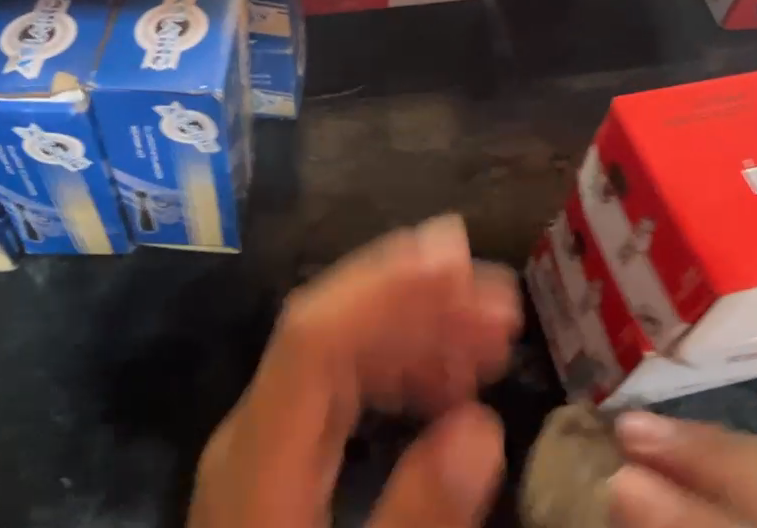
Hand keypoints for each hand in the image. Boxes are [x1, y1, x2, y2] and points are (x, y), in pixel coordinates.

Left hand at [189, 214, 523, 527]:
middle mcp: (257, 428)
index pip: (315, 338)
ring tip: (491, 336)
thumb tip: (483, 424)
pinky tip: (450, 385)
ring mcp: (267, 438)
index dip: (384, 284)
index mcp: (259, 459)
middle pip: (330, 330)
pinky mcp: (283, 456)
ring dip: (416, 331)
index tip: (455, 256)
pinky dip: (400, 373)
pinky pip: (342, 389)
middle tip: (499, 298)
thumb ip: (419, 516)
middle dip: (416, 299)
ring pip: (340, 353)